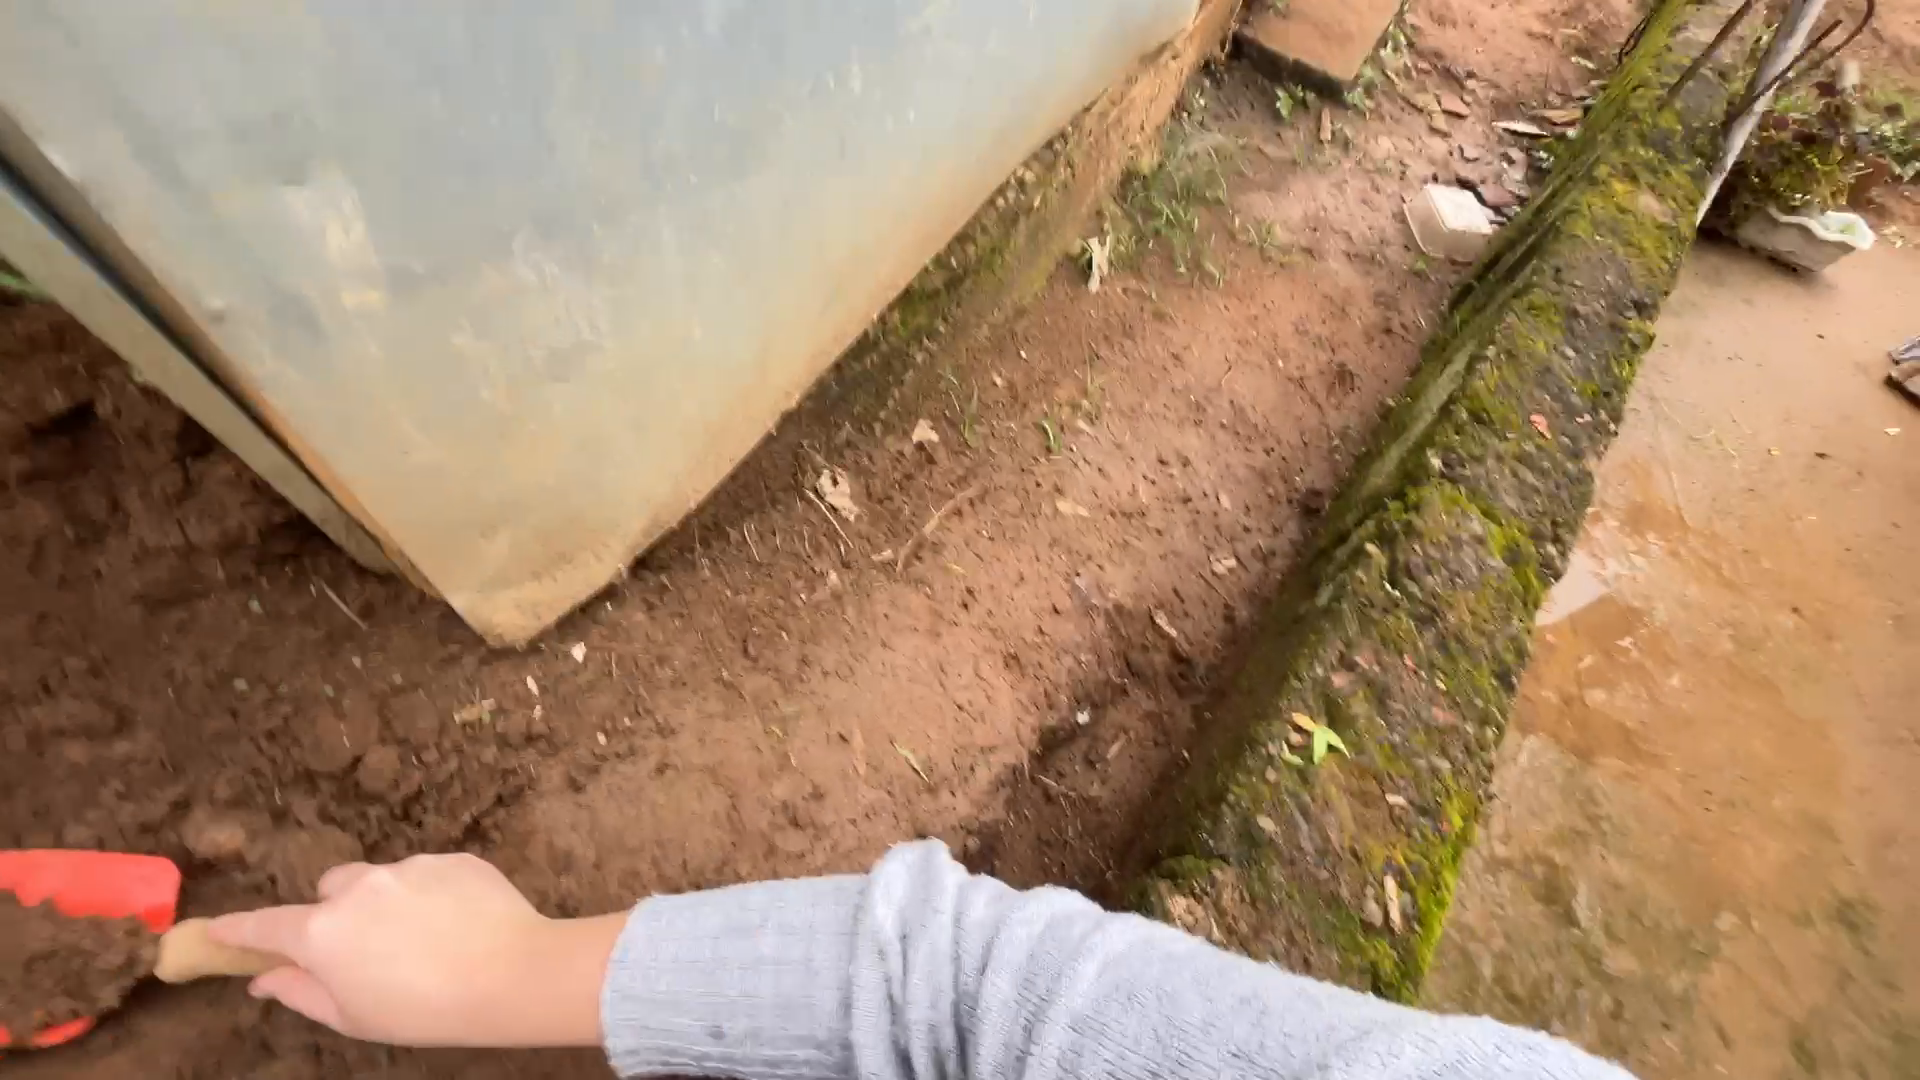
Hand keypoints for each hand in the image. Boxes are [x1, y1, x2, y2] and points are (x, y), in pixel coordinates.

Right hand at [207, 853, 624, 1047]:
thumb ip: (301, 990)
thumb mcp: (349, 1014)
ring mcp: (415, 866)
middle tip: (359, 944)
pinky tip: (454, 921)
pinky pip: (430, 872)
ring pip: (385, 877)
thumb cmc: (421, 1007)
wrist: (508, 970)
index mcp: (324, 929)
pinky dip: (430, 891)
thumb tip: (265, 978)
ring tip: (421, 937)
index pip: (266, 924)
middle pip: (333, 887)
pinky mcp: (457, 858)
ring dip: (386, 899)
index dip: (239, 928)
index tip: (218, 929)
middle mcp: (365, 885)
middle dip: (334, 909)